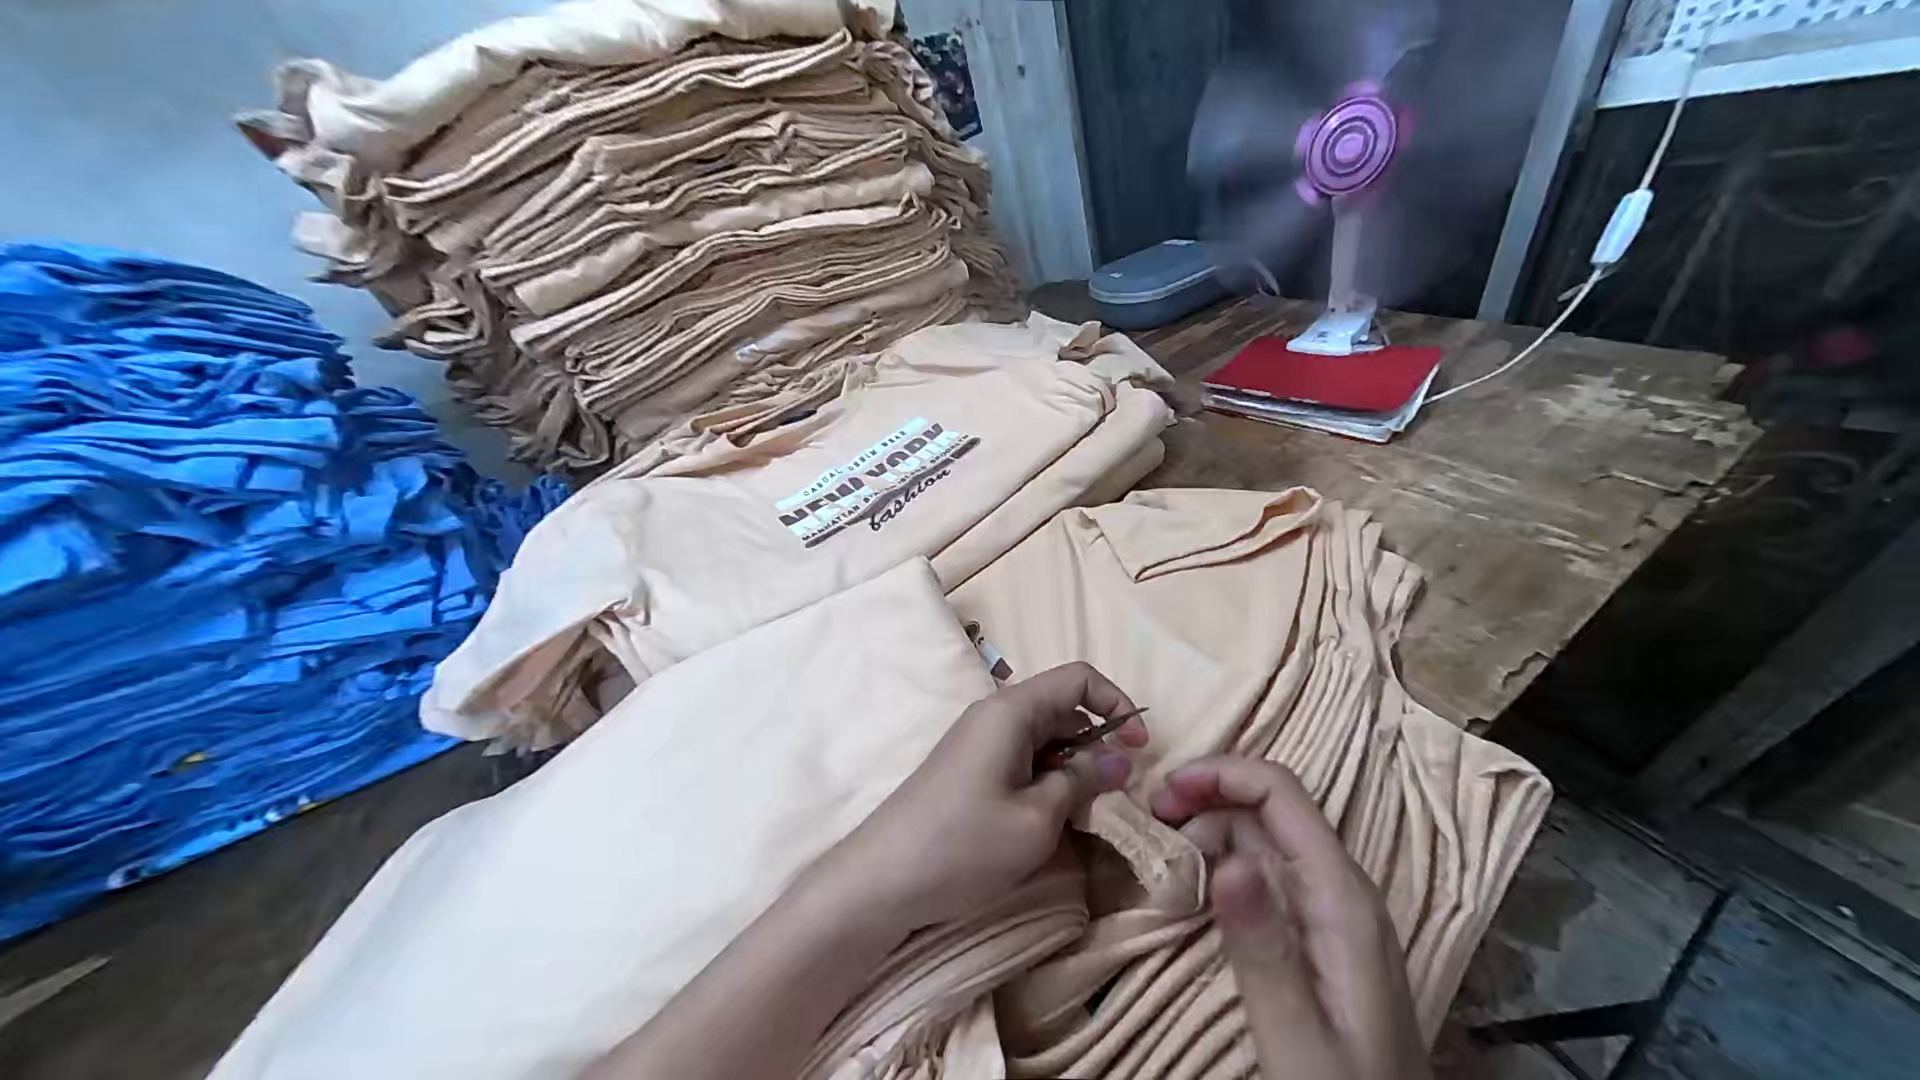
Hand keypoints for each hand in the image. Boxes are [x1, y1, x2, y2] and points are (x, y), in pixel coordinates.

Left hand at [826, 662, 1147, 929]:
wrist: (883, 877)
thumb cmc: (965, 843)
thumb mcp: (1037, 819)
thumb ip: (1082, 781)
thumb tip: (1119, 759)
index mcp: (1011, 710)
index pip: (1078, 678)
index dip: (1116, 704)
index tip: (1140, 747)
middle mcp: (994, 715)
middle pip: (1061, 708)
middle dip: (1096, 742)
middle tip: (1114, 793)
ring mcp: (978, 741)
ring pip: (1043, 737)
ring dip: (1071, 765)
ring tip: (1083, 812)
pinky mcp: (970, 767)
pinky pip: (1020, 757)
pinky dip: (1045, 778)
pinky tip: (1048, 817)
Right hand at [1151, 757, 1431, 1079]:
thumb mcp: (1295, 1035)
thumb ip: (1263, 949)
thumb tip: (1227, 860)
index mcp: (1341, 896)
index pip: (1280, 792)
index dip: (1220, 774)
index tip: (1163, 791)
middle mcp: (1341, 886)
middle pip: (1267, 804)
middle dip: (1205, 796)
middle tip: (1152, 820)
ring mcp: (1330, 905)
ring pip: (1263, 831)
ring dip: (1208, 824)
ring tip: (1166, 854)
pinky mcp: (1316, 926)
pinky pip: (1264, 865)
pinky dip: (1221, 855)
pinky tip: (1194, 879)